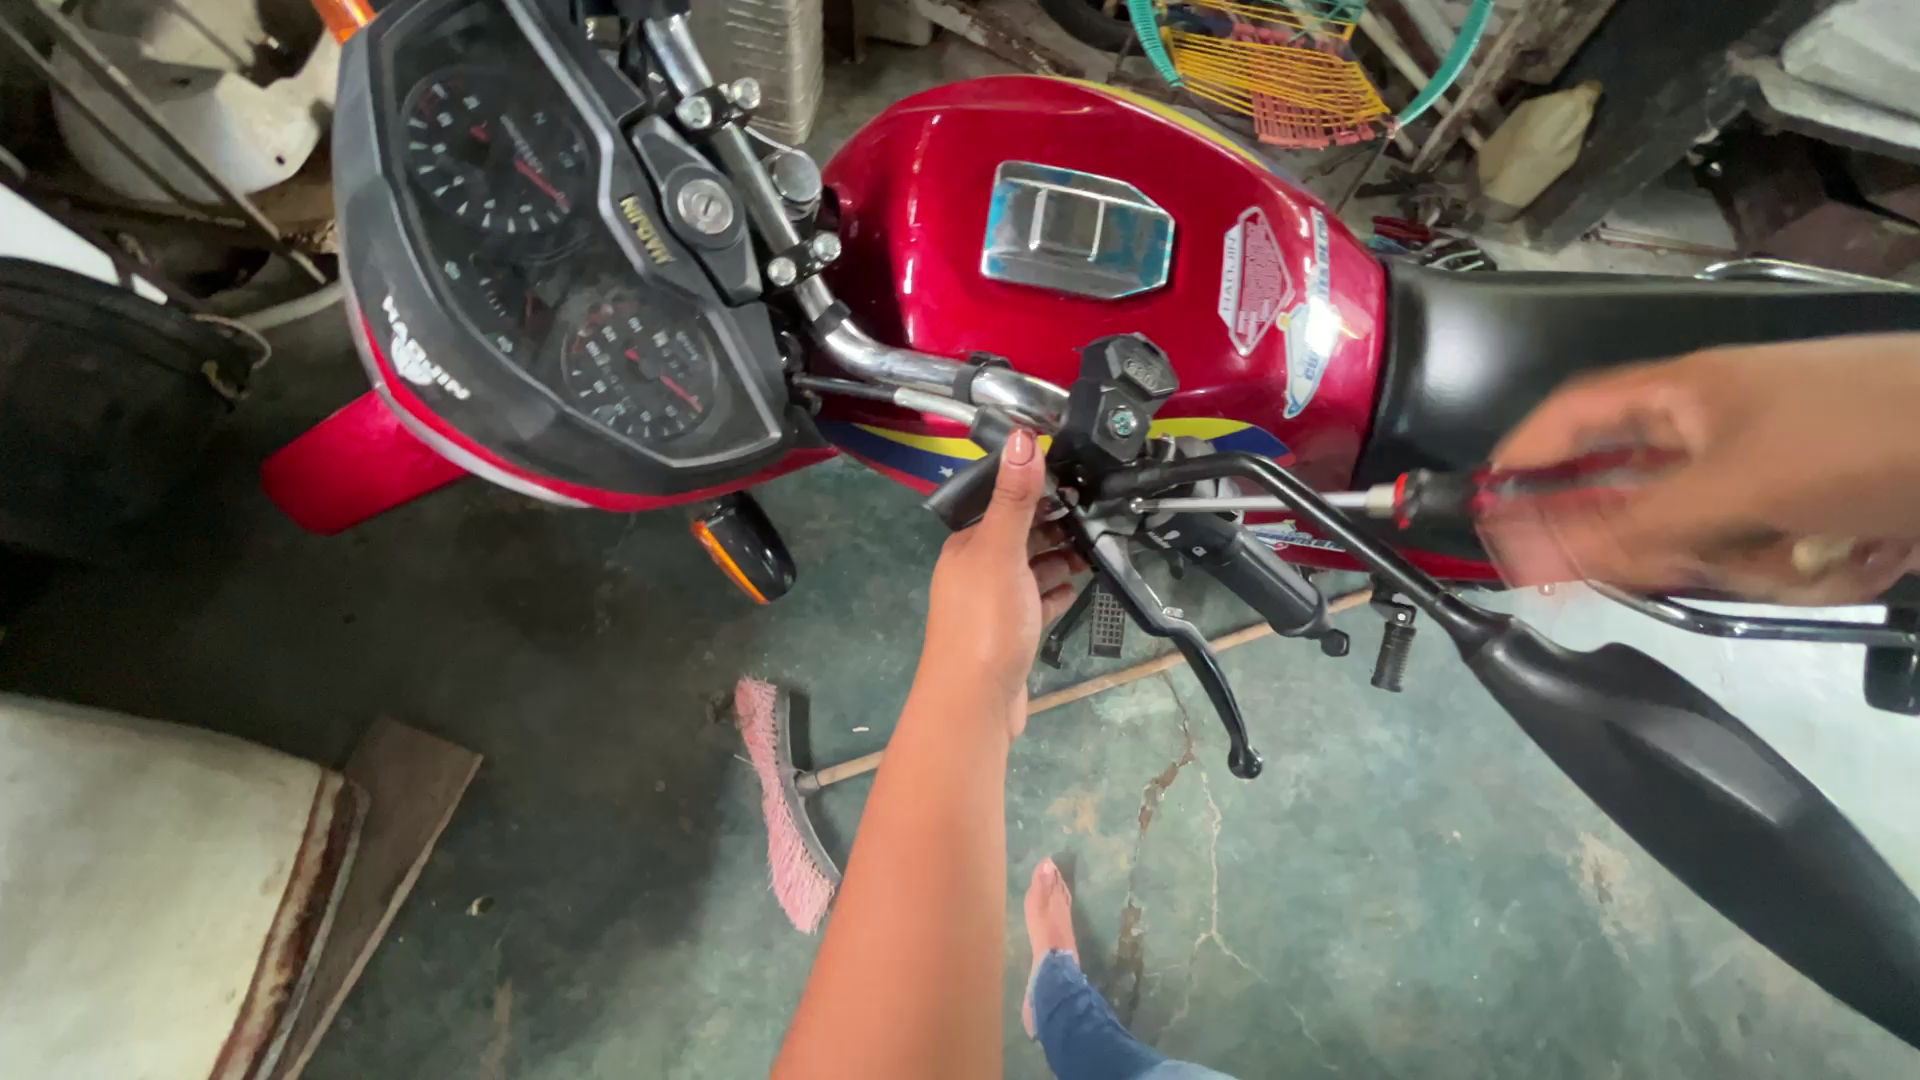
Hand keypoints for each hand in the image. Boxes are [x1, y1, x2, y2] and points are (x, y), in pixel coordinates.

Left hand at [921, 429, 1082, 734]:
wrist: (974, 702)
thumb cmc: (985, 621)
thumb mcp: (1001, 550)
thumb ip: (1015, 497)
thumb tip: (1023, 436)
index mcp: (967, 545)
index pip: (1003, 504)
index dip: (1037, 490)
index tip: (1077, 480)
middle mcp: (974, 570)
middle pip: (1020, 536)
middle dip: (1053, 525)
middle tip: (1095, 517)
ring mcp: (992, 605)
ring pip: (1030, 569)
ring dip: (1057, 558)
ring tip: (1091, 550)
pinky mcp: (1010, 634)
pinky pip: (1035, 602)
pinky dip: (1053, 592)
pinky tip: (1072, 588)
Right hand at [1489, 333, 1919, 603]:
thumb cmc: (1880, 439)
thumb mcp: (1739, 488)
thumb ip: (1623, 529)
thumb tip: (1521, 558)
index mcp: (1680, 398)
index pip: (1566, 422)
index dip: (1520, 459)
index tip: (1489, 507)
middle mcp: (1714, 430)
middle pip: (1631, 498)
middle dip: (1664, 541)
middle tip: (1674, 567)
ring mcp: (1769, 470)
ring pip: (1701, 536)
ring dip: (1750, 563)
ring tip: (1816, 560)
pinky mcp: (1818, 506)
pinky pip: (1764, 553)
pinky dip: (1804, 570)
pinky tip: (1860, 560)